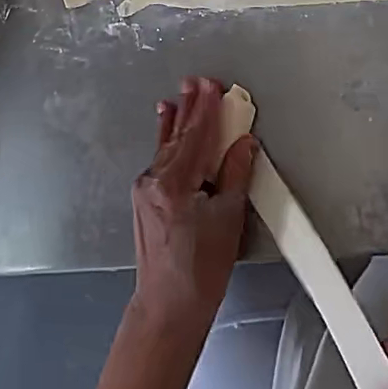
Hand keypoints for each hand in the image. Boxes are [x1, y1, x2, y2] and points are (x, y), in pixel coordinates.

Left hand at [129, 76, 257, 324]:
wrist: (168, 307)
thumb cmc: (200, 272)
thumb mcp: (229, 219)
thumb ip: (235, 175)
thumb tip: (243, 145)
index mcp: (175, 184)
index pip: (197, 136)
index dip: (208, 109)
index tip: (214, 87)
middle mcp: (154, 181)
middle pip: (179, 136)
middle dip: (191, 107)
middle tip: (198, 82)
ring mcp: (145, 189)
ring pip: (167, 146)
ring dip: (178, 120)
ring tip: (181, 95)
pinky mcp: (143, 198)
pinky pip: (159, 159)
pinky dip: (167, 140)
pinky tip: (167, 127)